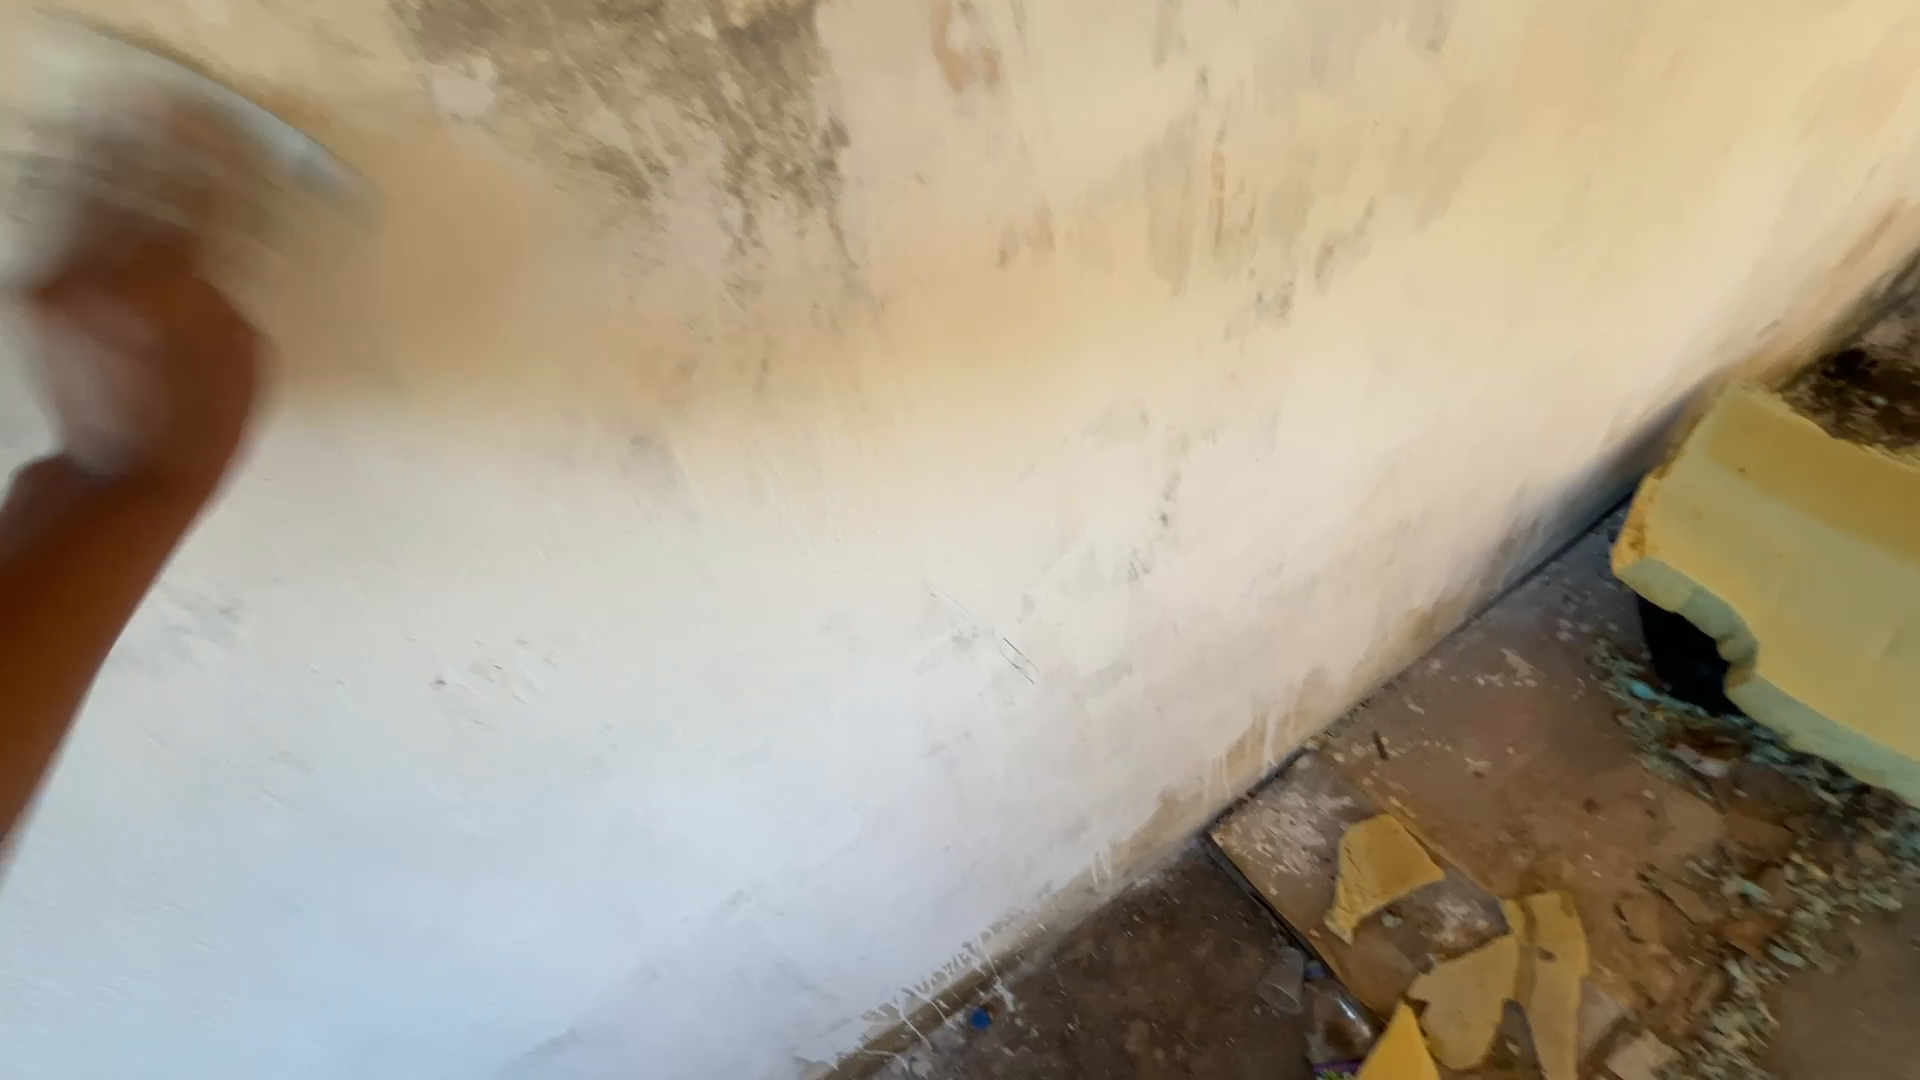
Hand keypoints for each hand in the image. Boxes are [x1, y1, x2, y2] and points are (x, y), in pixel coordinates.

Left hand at [24, 110, 259, 487]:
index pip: (200, 214)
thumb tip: (206, 262)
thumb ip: (223, 297)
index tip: (231, 142)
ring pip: (82, 197)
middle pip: (133, 192)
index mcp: (169, 296)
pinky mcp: (35, 292)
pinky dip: (75, 185)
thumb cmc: (203, 424)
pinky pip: (57, 223)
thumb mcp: (246, 356)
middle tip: (177, 109)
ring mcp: (58, 282)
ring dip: (107, 150)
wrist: (127, 464)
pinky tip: (84, 161)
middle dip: (160, 146)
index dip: (220, 174)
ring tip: (126, 114)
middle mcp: (102, 279)